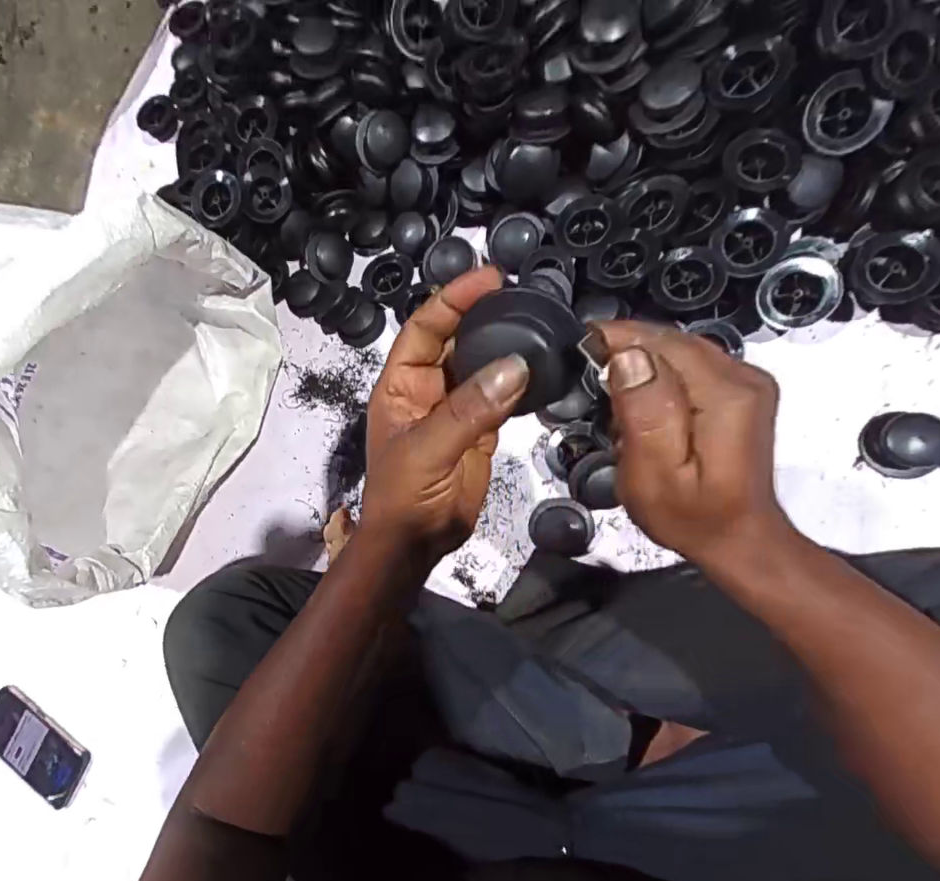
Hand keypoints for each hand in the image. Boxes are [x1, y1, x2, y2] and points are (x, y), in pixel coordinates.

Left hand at [363, 266, 527, 567]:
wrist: (417, 541)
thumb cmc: (401, 497)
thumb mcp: (427, 449)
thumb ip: (468, 410)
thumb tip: (513, 368)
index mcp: (401, 385)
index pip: (425, 328)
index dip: (452, 300)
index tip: (487, 280)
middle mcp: (428, 391)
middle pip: (457, 341)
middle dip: (484, 317)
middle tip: (521, 298)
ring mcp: (456, 411)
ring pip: (483, 368)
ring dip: (506, 350)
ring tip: (537, 327)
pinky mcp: (479, 432)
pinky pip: (501, 399)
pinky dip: (519, 386)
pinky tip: (538, 373)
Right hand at [595, 321, 797, 568]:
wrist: (736, 538)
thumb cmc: (695, 518)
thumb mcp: (654, 476)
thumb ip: (644, 414)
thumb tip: (628, 359)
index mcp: (723, 396)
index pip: (661, 342)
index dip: (616, 339)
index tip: (582, 346)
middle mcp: (742, 380)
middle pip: (671, 341)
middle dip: (627, 351)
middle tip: (589, 373)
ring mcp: (744, 385)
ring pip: (679, 351)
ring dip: (641, 364)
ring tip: (612, 391)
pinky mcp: (738, 394)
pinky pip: (689, 367)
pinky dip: (659, 376)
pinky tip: (641, 401)